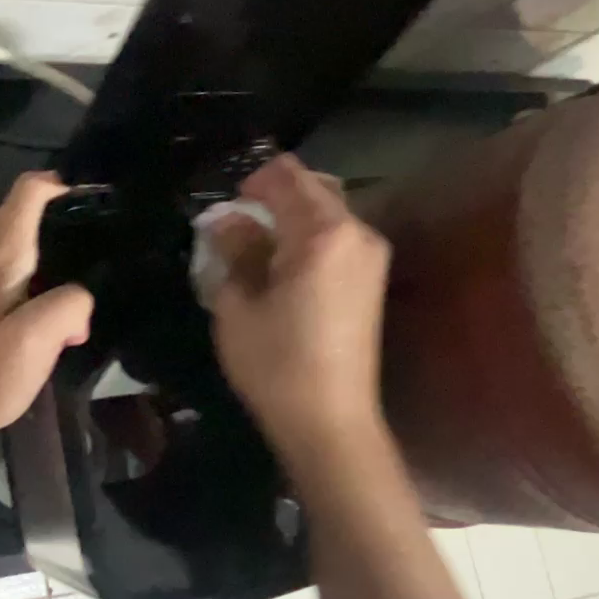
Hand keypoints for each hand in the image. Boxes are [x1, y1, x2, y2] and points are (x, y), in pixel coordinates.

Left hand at [0, 171, 93, 443]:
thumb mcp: (42, 335)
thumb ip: (71, 304)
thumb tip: (79, 303)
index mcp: (0, 254)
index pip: (27, 193)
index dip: (60, 184)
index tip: (94, 200)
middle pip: (13, 208)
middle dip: (50, 210)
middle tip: (90, 234)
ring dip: (31, 235)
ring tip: (66, 258)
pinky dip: (16, 259)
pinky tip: (33, 285)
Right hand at [210, 154, 390, 454]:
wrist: (330, 420)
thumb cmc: (275, 362)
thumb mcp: (237, 303)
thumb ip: (233, 251)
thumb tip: (228, 223)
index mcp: (322, 234)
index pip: (286, 178)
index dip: (252, 182)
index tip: (226, 206)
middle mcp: (356, 234)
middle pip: (314, 187)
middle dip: (273, 196)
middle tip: (238, 225)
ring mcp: (371, 257)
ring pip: (328, 211)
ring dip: (291, 217)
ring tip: (256, 247)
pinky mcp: (372, 280)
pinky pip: (338, 237)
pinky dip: (308, 237)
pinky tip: (282, 267)